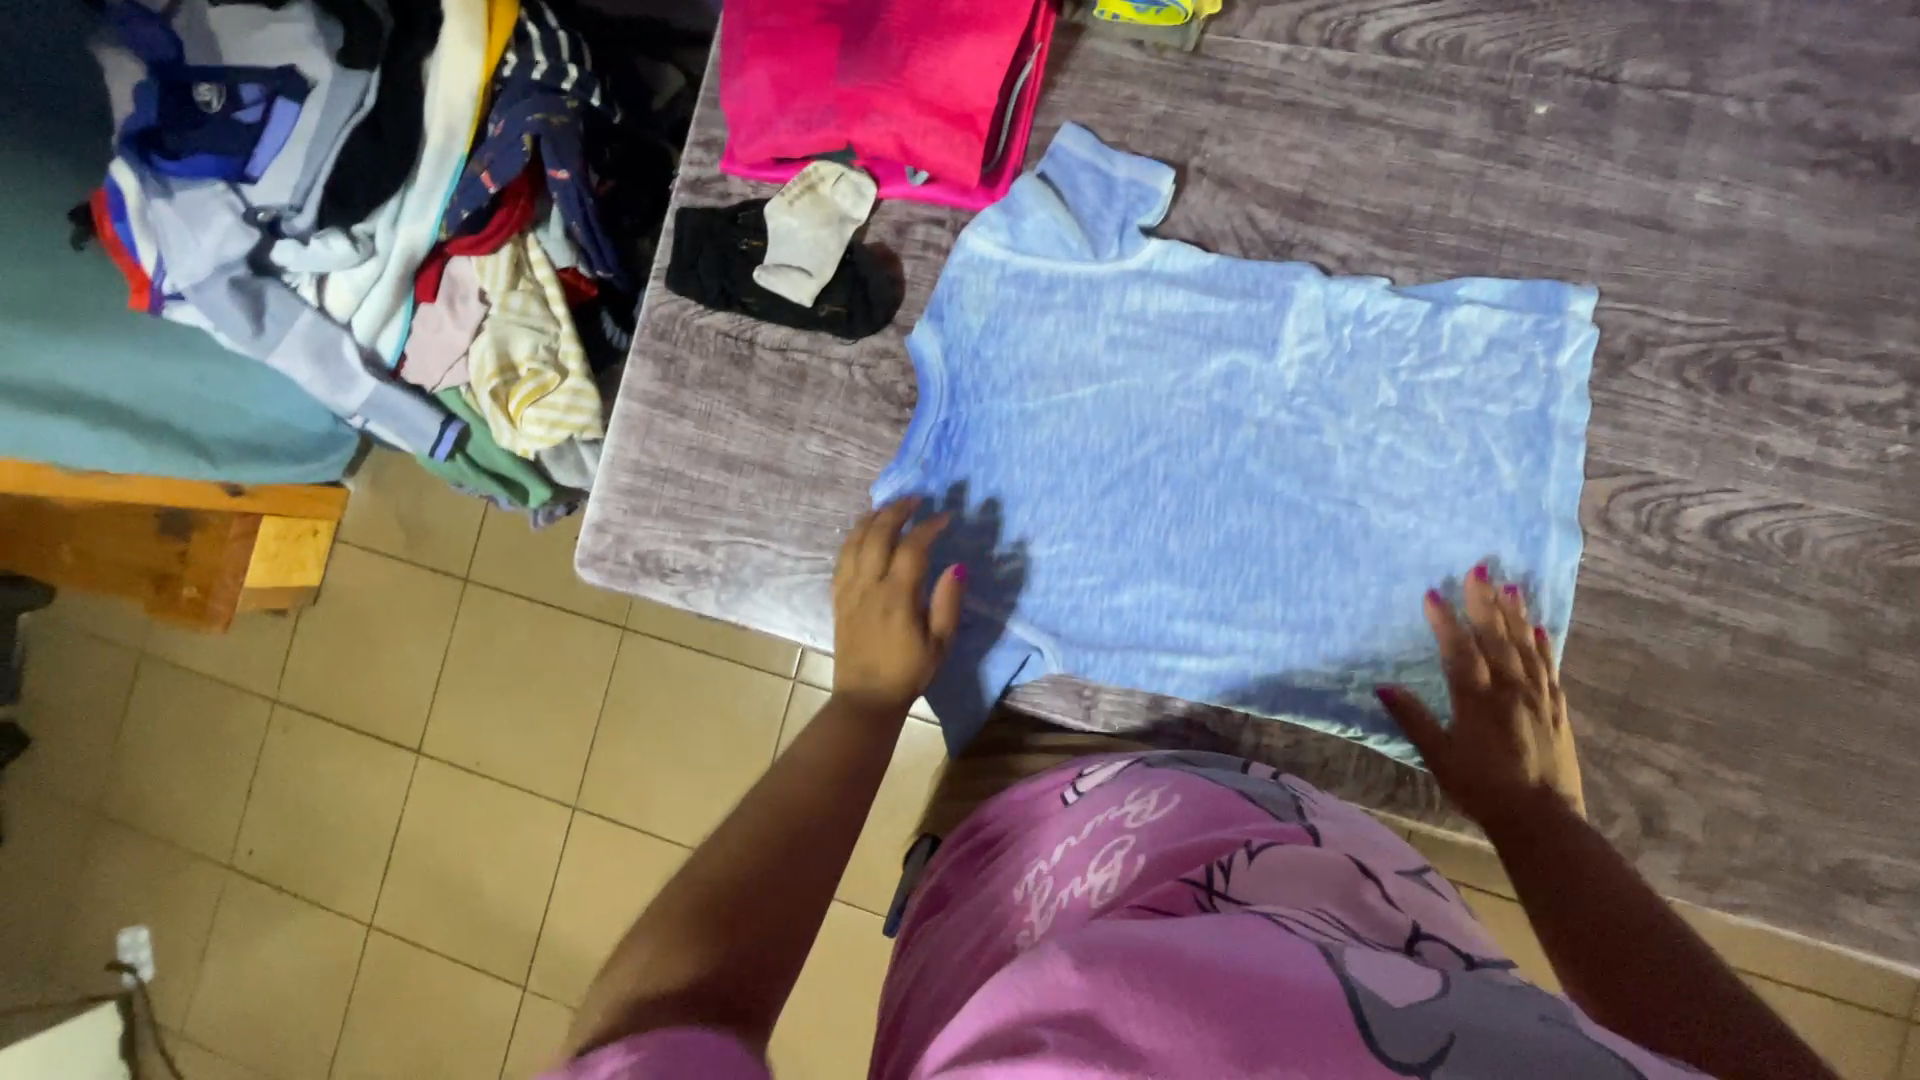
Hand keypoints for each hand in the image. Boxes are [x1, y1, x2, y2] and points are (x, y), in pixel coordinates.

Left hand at [830, 497, 965, 714]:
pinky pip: (842, 558)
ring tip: (888, 507)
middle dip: (897, 510)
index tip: (945, 517)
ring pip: (854, 541)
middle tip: (916, 499)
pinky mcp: (838, 598)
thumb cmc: (909, 672)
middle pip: (877, 534)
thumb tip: (957, 566)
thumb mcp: (940, 643)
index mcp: (897, 597)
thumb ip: (948, 602)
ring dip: (871, 518)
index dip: (929, 527)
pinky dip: (852, 538)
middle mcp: (869, 586)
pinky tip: (863, 532)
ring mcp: (849, 591)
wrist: (866, 698)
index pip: (912, 548)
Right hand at [1376, 564, 1585, 827]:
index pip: (1459, 649)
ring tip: (1511, 587)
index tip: (1432, 593)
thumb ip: (1413, 718)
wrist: (1543, 820)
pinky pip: (1549, 670)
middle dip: (1485, 602)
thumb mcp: (1438, 755)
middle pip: (1496, 639)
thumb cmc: (1481, 787)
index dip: (1444, 621)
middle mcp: (1510, 691)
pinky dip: (1544, 647)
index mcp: (1477, 699)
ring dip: (1517, 616)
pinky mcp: (1556, 712)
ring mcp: (1538, 699)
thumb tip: (1381, 687)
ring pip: (1526, 648)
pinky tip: (1541, 630)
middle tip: (1480, 569)